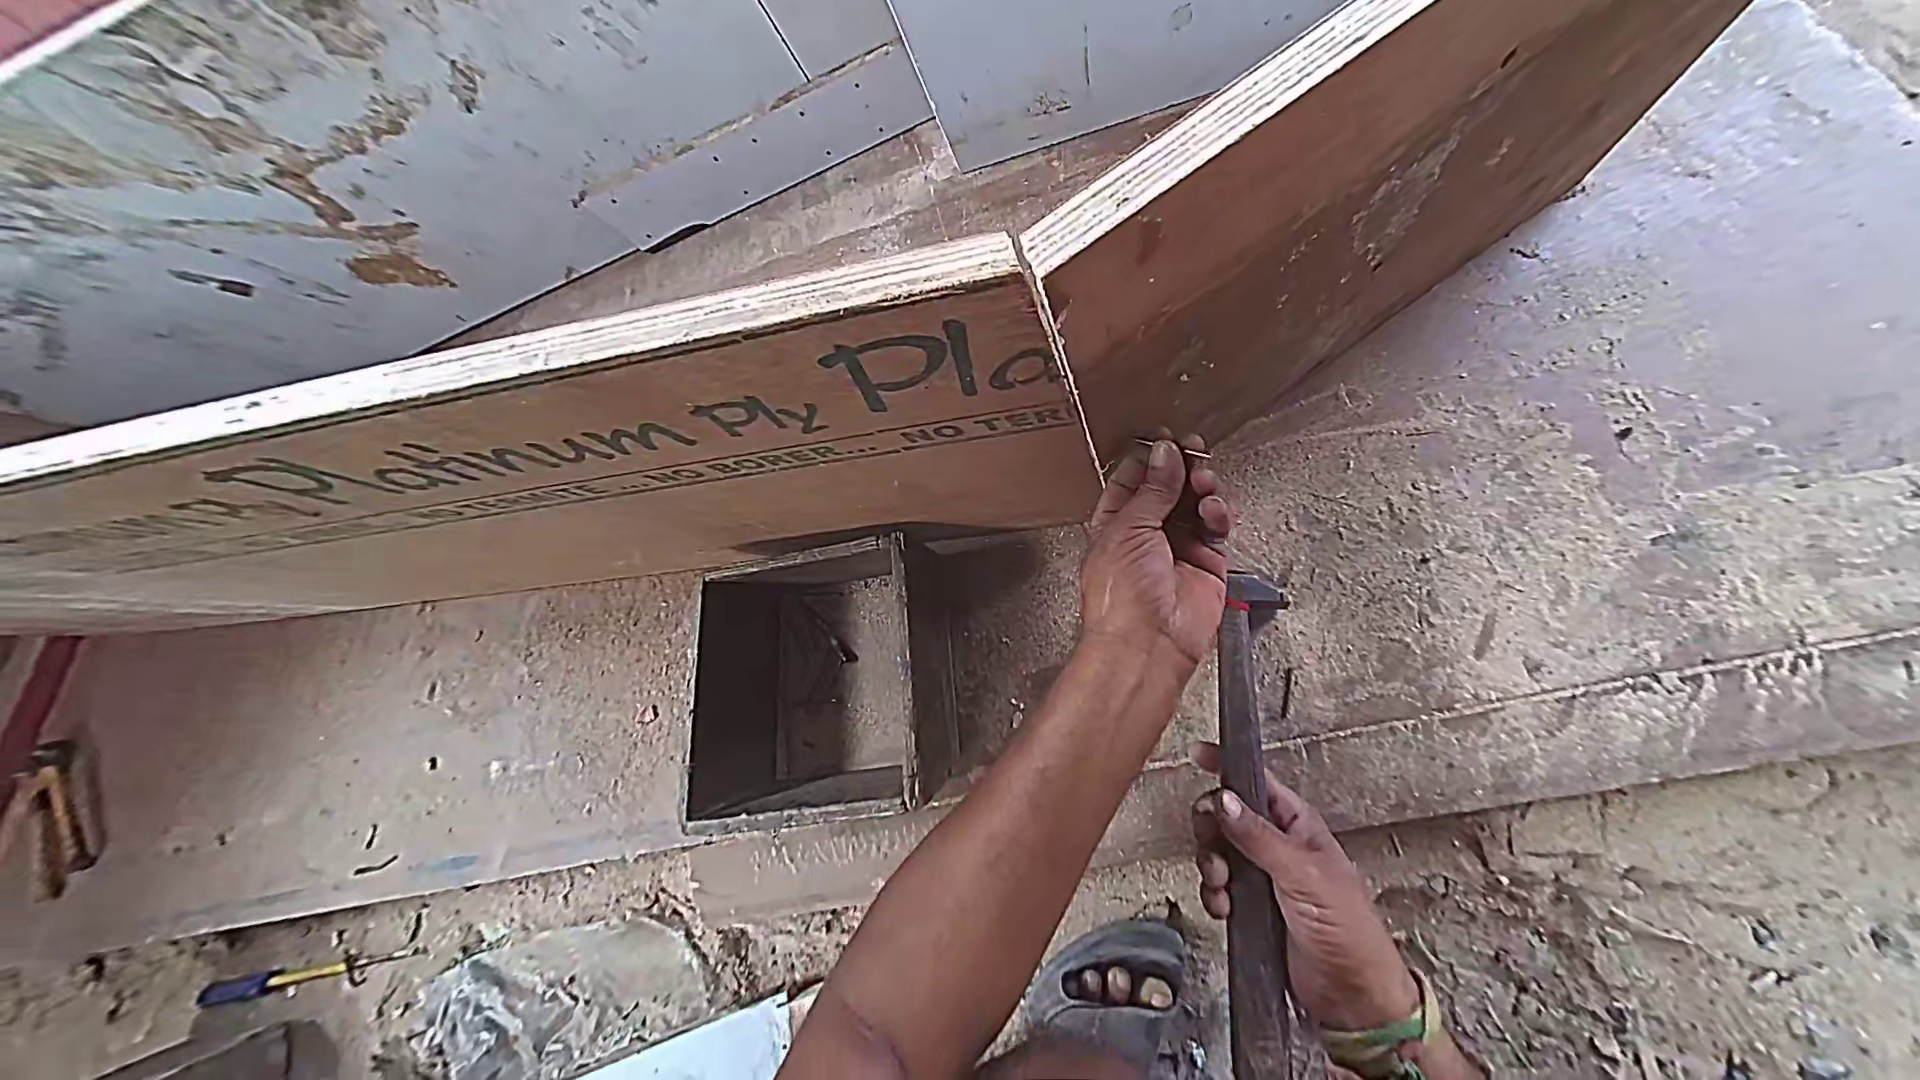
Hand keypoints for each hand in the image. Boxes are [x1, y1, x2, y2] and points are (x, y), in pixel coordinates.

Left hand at [1079, 434, 1233, 669]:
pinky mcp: (1205, 561)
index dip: (1147, 459)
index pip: (1131, 482)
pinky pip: (1215, 526)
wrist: (1148, 642)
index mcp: (1113, 524)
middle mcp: (1145, 534)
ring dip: (1200, 486)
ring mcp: (1176, 547)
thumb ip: (1152, 490)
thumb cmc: (1121, 594)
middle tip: (1191, 449)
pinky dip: (1217, 513)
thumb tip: (1164, 453)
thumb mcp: (1128, 529)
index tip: (1162, 437)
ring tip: (1203, 480)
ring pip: (1194, 503)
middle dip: (1179, 467)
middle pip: (1166, 488)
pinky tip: (1215, 508)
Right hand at [1189, 744, 1419, 1032]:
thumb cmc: (1350, 931)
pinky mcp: (1249, 902)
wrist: (1352, 998)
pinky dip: (1213, 893)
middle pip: (1224, 814)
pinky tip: (1226, 905)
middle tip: (1213, 841)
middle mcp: (1275, 843)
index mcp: (1295, 824)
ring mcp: (1261, 873)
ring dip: (1211, 864)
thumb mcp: (1303, 874)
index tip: (1200, 755)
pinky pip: (1215, 884)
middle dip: (1211, 827)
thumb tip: (1224, 798)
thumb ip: (1258, 835)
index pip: (1255, 781)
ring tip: (1222, 880)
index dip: (1227, 766)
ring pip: (1215, 849)